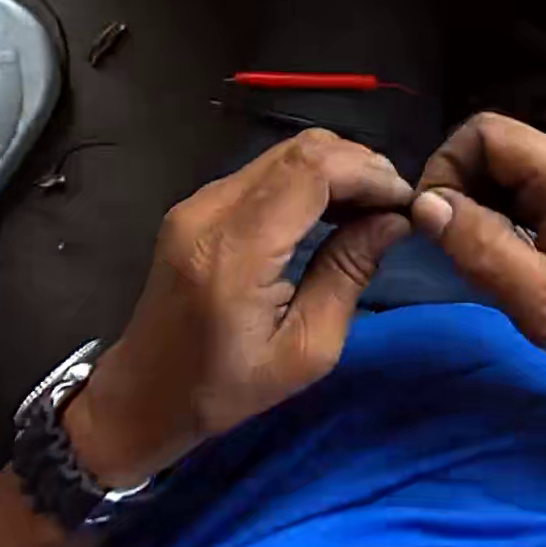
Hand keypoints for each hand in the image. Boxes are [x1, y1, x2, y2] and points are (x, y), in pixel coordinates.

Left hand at [66, 129, 412, 486]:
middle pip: (303, 150)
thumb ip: (349, 274)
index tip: (404, 203)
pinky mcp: (202, 202)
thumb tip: (394, 221)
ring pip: (290, 151)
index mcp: (234, 252)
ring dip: (342, 169)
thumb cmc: (225, 388)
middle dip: (362, 166)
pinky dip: (316, 177)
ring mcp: (201, 200)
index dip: (369, 173)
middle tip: (394, 205)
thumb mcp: (307, 350)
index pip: (312, 171)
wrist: (140, 396)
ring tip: (373, 206)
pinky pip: (272, 168)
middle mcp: (211, 209)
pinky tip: (337, 207)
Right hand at [410, 112, 545, 406]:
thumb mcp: (545, 303)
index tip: (434, 224)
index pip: (485, 132)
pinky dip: (500, 213)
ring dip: (479, 203)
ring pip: (506, 168)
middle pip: (494, 145)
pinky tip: (504, 254)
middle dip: (460, 187)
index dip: (445, 167)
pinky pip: (526, 188)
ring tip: (480, 255)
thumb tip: (423, 204)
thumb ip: (482, 249)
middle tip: (455, 247)